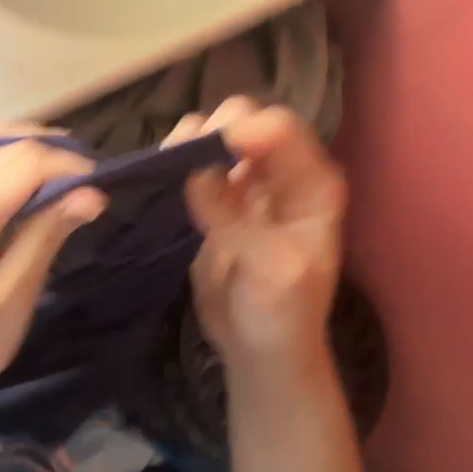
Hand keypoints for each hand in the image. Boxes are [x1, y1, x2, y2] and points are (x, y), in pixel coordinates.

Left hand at [0, 127, 106, 422]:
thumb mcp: (15, 299)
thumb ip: (46, 237)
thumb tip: (92, 193)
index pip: (21, 166)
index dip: (67, 166)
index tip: (101, 183)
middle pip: (4, 148)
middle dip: (53, 155)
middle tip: (91, 181)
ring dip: (30, 147)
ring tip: (69, 169)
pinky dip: (6, 155)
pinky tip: (34, 174)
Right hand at [167, 98, 345, 380]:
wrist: (259, 349)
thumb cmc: (281, 313)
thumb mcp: (270, 269)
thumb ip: (234, 219)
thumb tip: (195, 172)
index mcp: (311, 185)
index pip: (281, 131)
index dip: (246, 128)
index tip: (212, 143)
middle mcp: (281, 174)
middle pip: (246, 122)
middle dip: (214, 127)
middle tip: (182, 150)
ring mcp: (245, 185)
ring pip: (216, 138)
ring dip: (190, 140)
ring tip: (167, 159)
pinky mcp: (214, 200)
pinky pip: (193, 164)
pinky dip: (176, 160)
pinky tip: (161, 170)